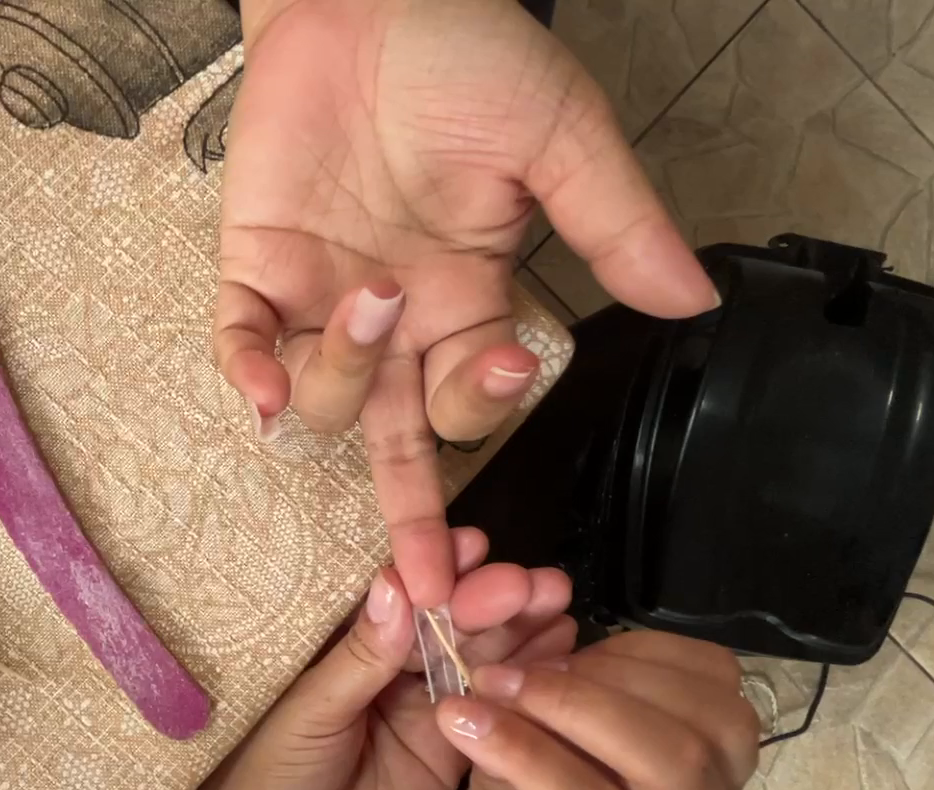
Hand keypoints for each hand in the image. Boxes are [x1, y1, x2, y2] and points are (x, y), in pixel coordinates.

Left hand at [212, 527, 573, 789]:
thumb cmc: (278, 769)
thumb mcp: (313, 710)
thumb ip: (361, 656)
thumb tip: (397, 583)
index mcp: (352, 643)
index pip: (399, 595)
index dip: (434, 569)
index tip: (470, 545)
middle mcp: (395, 664)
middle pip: (448, 622)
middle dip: (487, 598)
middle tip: (530, 582)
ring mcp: (429, 703)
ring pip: (479, 658)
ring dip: (517, 629)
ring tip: (557, 599)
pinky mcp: (458, 745)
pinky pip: (496, 708)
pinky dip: (529, 680)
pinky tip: (562, 647)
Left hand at [216, 0, 717, 607]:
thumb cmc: (464, 58)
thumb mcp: (555, 137)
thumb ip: (611, 222)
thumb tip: (690, 299)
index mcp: (461, 303)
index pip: (473, 398)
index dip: (486, 409)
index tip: (511, 373)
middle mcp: (389, 326)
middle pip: (392, 441)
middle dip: (408, 515)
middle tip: (421, 586)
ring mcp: (316, 307)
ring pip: (321, 398)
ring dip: (341, 375)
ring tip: (373, 293)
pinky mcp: (252, 275)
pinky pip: (243, 348)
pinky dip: (253, 373)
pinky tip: (266, 392)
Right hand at [437, 631, 759, 789]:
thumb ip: (495, 783)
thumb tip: (471, 713)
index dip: (526, 755)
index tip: (458, 712)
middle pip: (673, 761)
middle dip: (574, 703)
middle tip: (496, 678)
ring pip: (711, 716)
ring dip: (614, 673)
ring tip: (543, 668)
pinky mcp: (739, 741)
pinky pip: (716, 677)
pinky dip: (648, 652)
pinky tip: (587, 657)